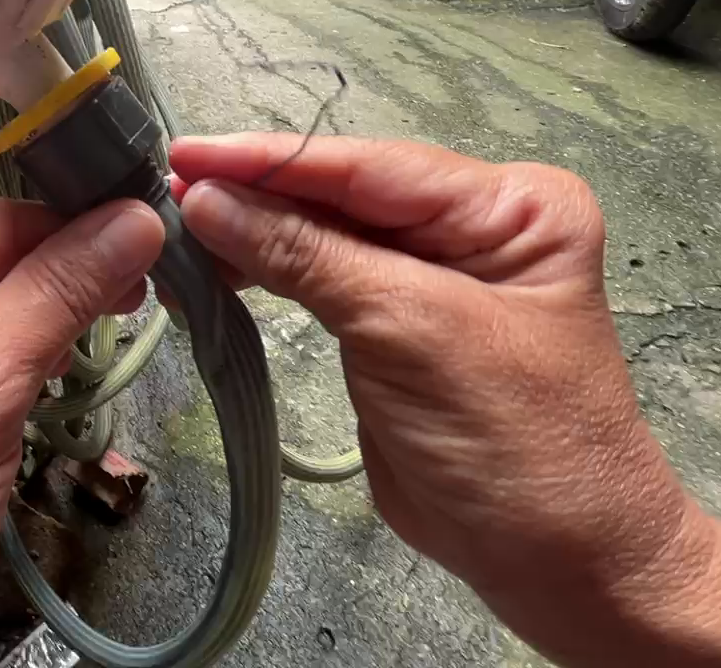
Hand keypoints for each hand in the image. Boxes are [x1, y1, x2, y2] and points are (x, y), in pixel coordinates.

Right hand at [168, 134, 709, 661]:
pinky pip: (312, 269)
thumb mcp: (406, 329)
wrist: (552, 566)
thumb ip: (303, 255)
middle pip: (337, 190)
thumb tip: (204, 199)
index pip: (366, 165)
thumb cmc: (508, 441)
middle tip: (167, 189)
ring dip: (246, 229)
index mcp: (504, 204)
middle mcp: (465, 219)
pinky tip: (215, 262)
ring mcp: (423, 264)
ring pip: (316, 227)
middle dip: (251, 192)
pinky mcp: (385, 307)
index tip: (186, 154)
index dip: (268, 159)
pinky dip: (260, 266)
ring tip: (178, 228)